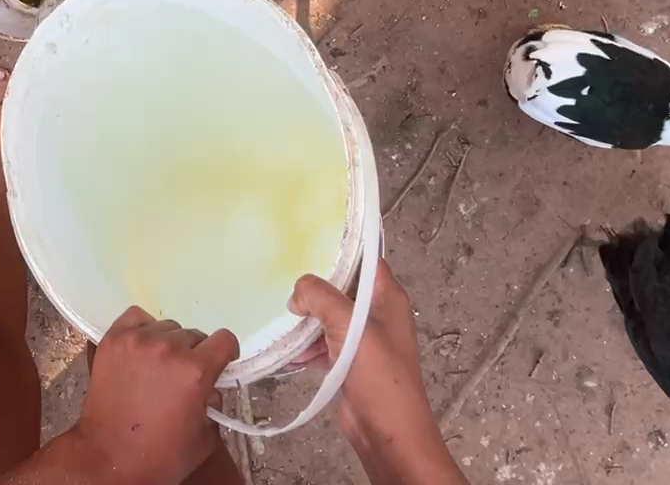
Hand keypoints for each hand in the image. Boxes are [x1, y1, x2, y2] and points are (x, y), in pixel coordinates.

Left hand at [70, 306, 238, 484]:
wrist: (110, 459)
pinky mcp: (114, 338)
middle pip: (194, 335)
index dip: (225, 352)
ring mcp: (138, 339)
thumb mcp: (204, 438)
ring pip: (166, 327)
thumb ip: (214, 405)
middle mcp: (168, 347)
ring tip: (157, 367)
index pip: (224, 340)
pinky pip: (137, 317)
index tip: (220, 361)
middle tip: (182, 376)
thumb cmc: (160, 456)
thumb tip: (211, 387)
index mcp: (195, 371)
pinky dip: (142, 329)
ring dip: (168, 343)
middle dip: (194, 354)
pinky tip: (140, 349)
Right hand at [290, 262, 465, 484]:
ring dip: (306, 317)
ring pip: (327, 314)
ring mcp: (362, 338)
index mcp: (386, 296)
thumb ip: (319, 296)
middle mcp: (376, 313)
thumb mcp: (349, 324)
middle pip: (340, 285)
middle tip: (284, 271)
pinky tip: (288, 350)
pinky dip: (306, 344)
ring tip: (281, 314)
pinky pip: (322, 341)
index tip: (308, 233)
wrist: (388, 436)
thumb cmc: (378, 375)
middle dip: (314, 283)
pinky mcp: (348, 361)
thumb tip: (297, 294)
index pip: (365, 256)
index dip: (341, 243)